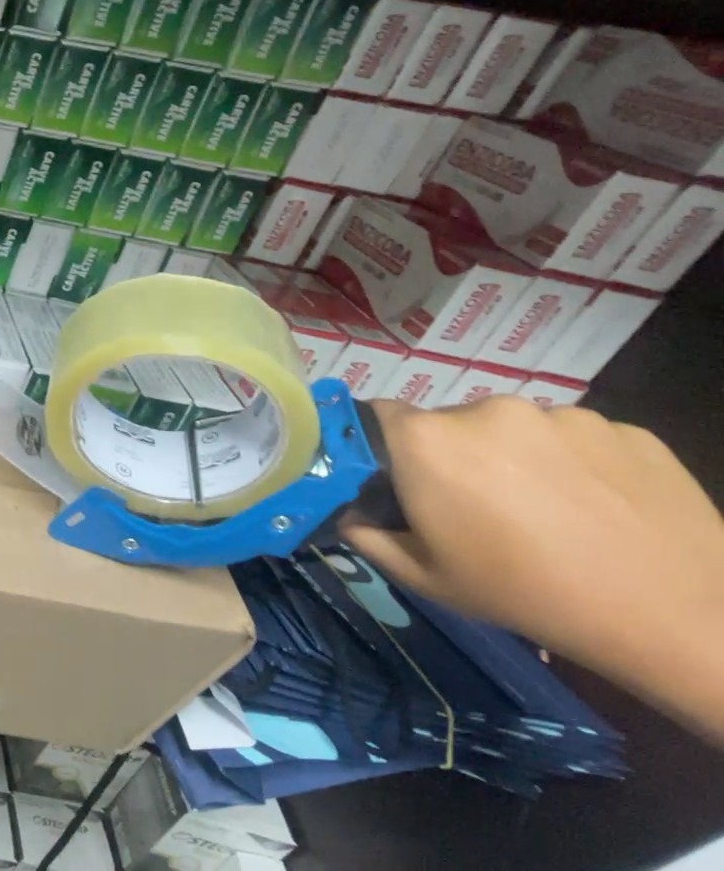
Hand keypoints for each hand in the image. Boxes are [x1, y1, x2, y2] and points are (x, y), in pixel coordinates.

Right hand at [343, 396, 723, 742]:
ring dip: (515, 457)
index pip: (378, 415)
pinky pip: (576, 438)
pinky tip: (593, 507)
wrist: (675, 614)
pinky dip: (573, 464)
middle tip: (473, 504)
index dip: (381, 446)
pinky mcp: (625, 427)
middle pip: (450, 422)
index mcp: (427, 440)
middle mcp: (487, 409)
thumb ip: (370, 537)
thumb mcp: (425, 577)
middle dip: (453, 454)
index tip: (397, 480)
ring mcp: (563, 415)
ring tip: (544, 509)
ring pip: (516, 428)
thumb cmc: (525, 592)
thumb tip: (349, 515)